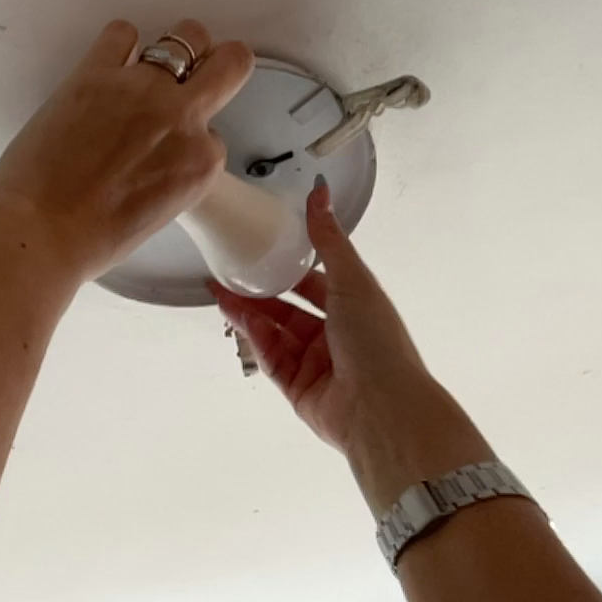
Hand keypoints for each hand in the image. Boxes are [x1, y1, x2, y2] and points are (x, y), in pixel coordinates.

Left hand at [0, 19, 254, 282]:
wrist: (38, 232)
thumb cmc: (89, 240)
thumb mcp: (155, 213)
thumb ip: (168, 172)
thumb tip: (155, 152)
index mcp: (200, 163)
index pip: (212, 134)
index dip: (188, 137)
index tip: (165, 146)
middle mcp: (182, 119)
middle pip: (231, 62)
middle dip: (217, 64)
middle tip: (193, 75)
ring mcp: (142, 90)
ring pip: (186, 36)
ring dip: (172, 51)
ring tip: (143, 70)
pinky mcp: (97, 73)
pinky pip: (122, 32)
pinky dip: (118, 46)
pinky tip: (106, 66)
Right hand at [210, 180, 436, 458]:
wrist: (381, 409)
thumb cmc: (376, 341)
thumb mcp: (352, 280)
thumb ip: (328, 239)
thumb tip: (319, 192)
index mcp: (352, 308)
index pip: (313, 282)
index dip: (286, 266)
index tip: (258, 250)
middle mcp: (333, 335)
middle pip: (287, 307)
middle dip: (257, 291)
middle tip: (226, 273)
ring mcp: (313, 362)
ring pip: (273, 331)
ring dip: (248, 312)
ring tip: (219, 292)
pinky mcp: (295, 387)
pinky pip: (269, 356)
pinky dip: (254, 338)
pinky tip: (237, 320)